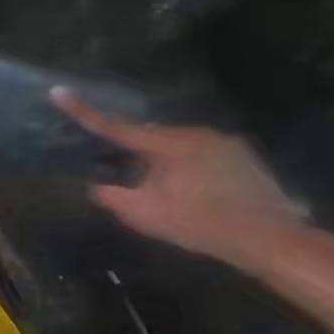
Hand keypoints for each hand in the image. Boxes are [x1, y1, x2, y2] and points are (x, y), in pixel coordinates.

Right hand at [51, 88, 308, 269]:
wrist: (275, 242)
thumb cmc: (204, 226)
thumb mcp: (147, 216)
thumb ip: (113, 196)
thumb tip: (95, 185)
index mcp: (167, 144)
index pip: (116, 126)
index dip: (83, 111)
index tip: (58, 91)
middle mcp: (194, 133)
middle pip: (148, 136)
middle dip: (133, 150)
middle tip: (124, 172)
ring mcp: (223, 141)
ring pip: (175, 144)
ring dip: (163, 160)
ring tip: (167, 189)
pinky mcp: (243, 155)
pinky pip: (200, 152)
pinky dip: (189, 165)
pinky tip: (196, 191)